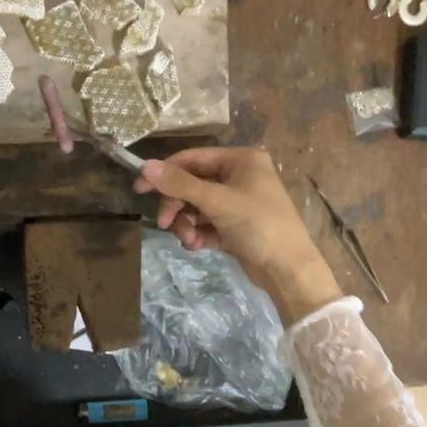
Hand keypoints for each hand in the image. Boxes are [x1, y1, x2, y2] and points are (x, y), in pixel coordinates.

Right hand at [134, 147, 342, 322]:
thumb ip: (180, 184)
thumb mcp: (216, 201)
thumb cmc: (258, 224)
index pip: (192, 159)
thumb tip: (144, 166)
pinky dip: (199, 234)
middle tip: (166, 225)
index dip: (164, 173)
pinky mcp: (235, 226)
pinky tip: (198, 246)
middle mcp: (239, 176)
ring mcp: (237, 202)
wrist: (287, 267)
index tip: (139, 189)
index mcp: (240, 160)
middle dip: (178, 206)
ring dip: (187, 224)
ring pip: (197, 207)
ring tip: (189, 241)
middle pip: (192, 185)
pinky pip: (207, 224)